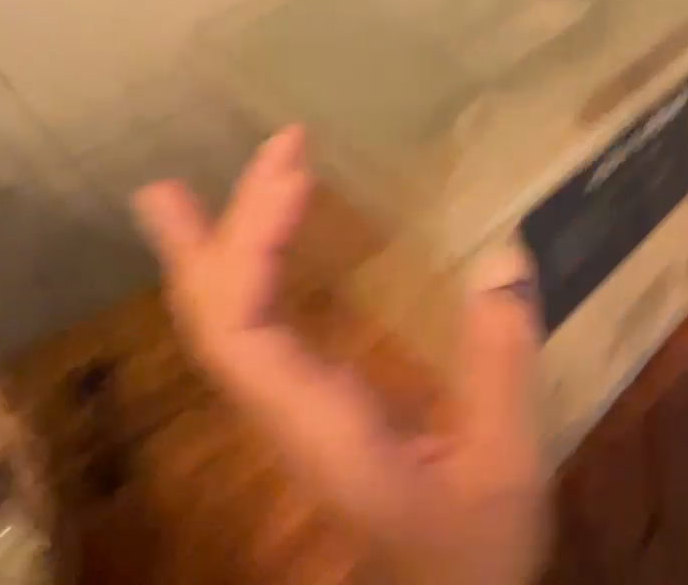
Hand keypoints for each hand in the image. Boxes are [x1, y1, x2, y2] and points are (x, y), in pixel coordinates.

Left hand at [133, 126, 547, 584]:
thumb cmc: (476, 551)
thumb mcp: (505, 464)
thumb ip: (501, 367)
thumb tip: (501, 255)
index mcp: (321, 429)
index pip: (246, 331)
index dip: (254, 243)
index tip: (295, 169)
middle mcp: (290, 418)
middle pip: (220, 320)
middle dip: (232, 228)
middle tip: (278, 144)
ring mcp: (298, 416)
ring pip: (226, 329)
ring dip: (216, 250)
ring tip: (181, 189)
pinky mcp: (322, 412)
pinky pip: (262, 334)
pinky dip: (249, 277)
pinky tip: (262, 253)